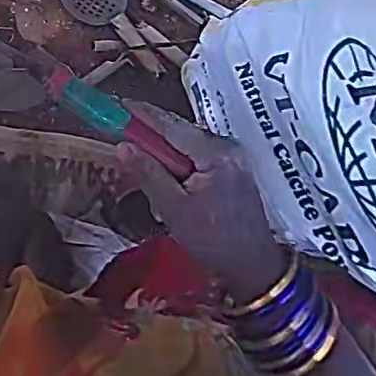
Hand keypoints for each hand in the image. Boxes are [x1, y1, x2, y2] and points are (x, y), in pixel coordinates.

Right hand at [116, 100, 285, 298]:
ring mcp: (232, 155)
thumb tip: (123, 146)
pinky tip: (168, 180)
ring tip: (145, 167)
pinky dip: (178, 162)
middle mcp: (226, 146)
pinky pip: (197, 154)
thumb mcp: (175, 211)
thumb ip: (149, 175)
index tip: (119, 105)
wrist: (256, 271)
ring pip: (187, 143)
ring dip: (164, 151)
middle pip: (179, 131)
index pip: (171, 125)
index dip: (142, 114)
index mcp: (216, 154)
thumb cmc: (215, 244)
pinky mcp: (231, 166)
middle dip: (150, 135)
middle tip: (122, 133)